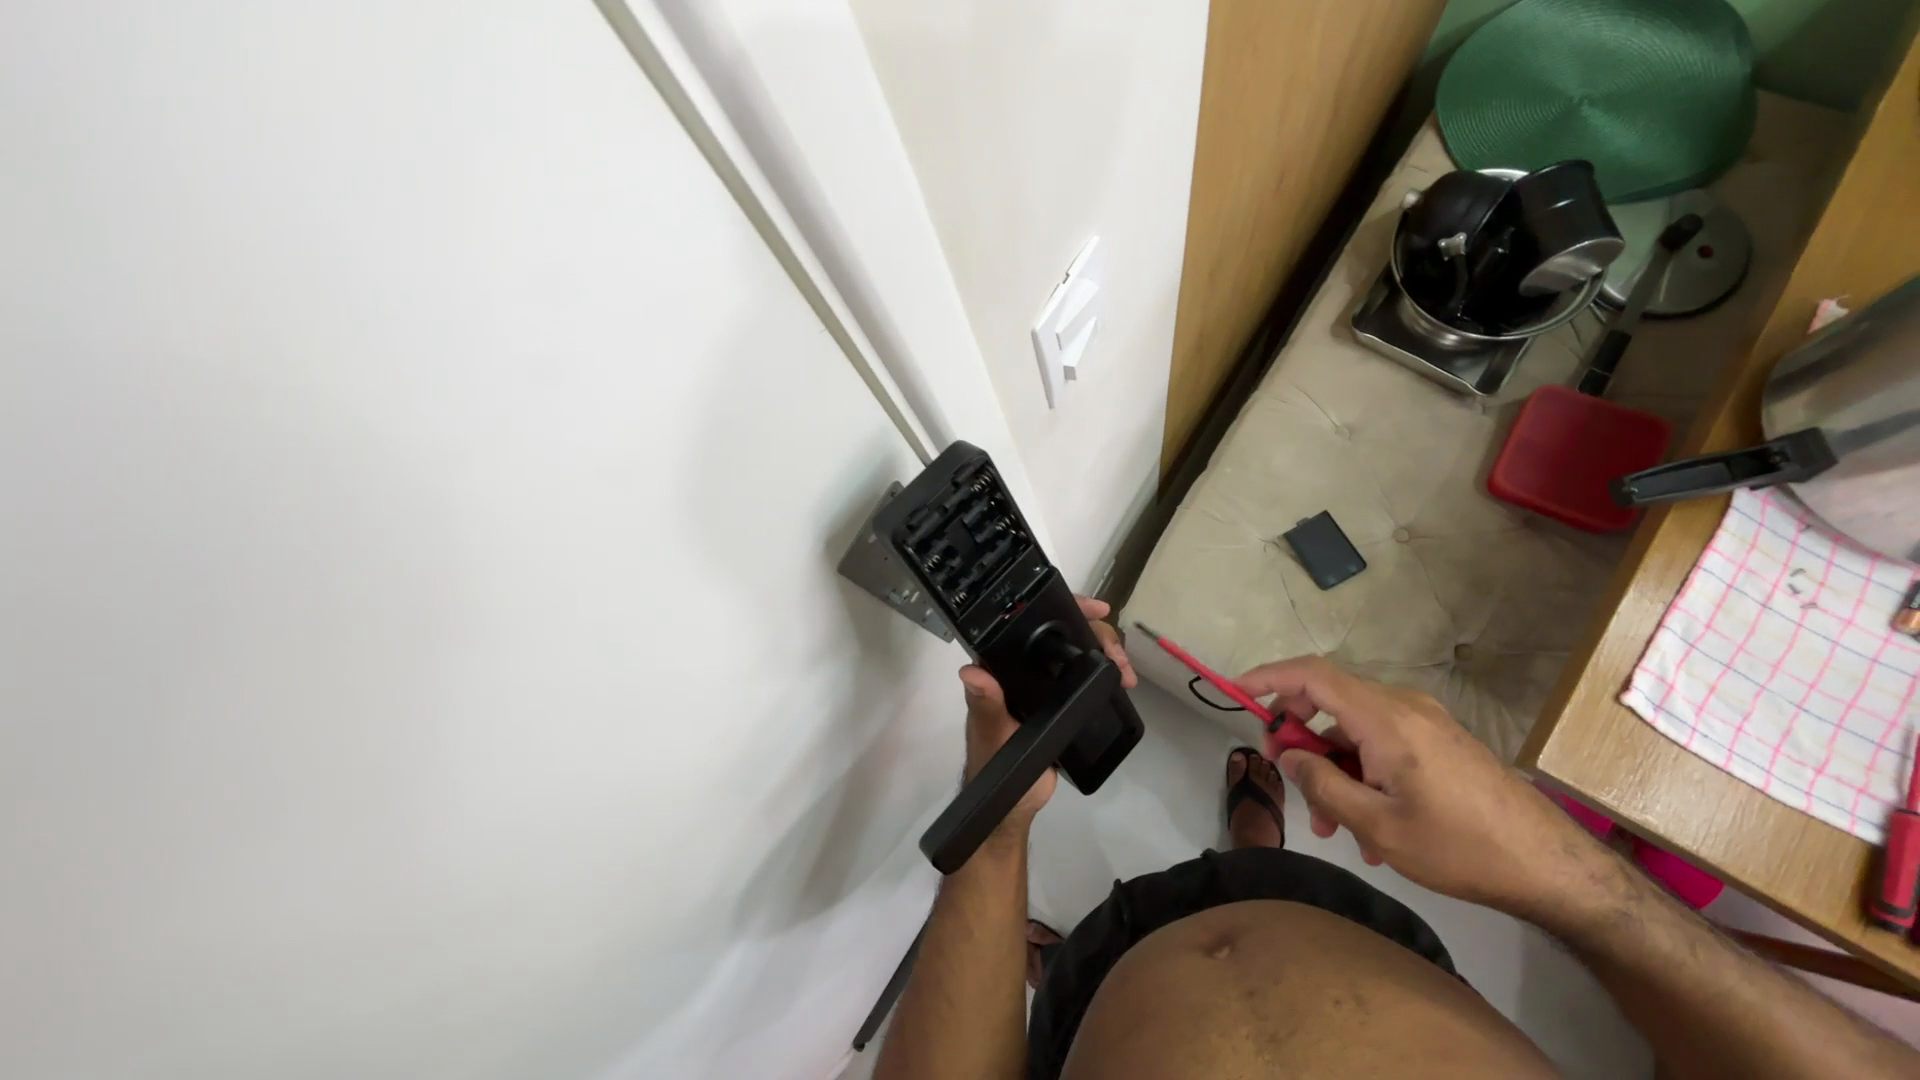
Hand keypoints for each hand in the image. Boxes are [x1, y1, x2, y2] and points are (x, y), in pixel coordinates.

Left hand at [957, 596, 1135, 830]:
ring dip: (1106, 653)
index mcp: (999, 667)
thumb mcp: (992, 731)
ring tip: (1126, 673)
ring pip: (1078, 652)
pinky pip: (1084, 675)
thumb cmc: (994, 761)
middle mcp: (1020, 669)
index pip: (1028, 623)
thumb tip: (971, 672)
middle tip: (1119, 655)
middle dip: (1095, 634)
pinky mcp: (1060, 700)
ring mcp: (1043, 683)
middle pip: (1061, 634)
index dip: (1060, 608)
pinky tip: (1122, 679)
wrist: (1013, 802)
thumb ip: (985, 703)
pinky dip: (1105, 672)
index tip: (1094, 609)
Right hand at [1234, 656, 1603, 918]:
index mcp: (1386, 719)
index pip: (1312, 675)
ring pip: (1353, 729)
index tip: (1236, 692)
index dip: (1269, 676)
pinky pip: (1380, 742)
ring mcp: (1424, 723)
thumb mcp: (1378, 825)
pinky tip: (1367, 825)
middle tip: (1284, 778)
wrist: (1552, 866)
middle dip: (1297, 737)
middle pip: (1328, 700)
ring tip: (1330, 827)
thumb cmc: (1460, 846)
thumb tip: (1288, 755)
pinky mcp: (1438, 742)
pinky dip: (1359, 771)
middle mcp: (1403, 707)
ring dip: (1330, 767)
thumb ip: (1322, 784)